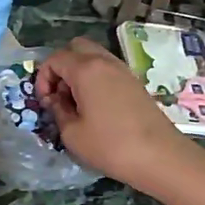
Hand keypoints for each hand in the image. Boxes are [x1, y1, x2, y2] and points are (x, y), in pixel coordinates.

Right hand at [38, 38, 196, 192]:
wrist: (161, 157)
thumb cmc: (110, 146)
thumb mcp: (72, 134)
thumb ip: (57, 111)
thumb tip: (54, 100)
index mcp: (86, 70)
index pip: (55, 58)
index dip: (43, 77)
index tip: (45, 102)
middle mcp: (105, 62)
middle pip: (75, 47)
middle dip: (61, 67)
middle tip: (59, 93)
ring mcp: (123, 70)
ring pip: (93, 57)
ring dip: (78, 72)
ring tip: (76, 102)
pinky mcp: (134, 83)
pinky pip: (107, 69)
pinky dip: (94, 78)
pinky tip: (95, 106)